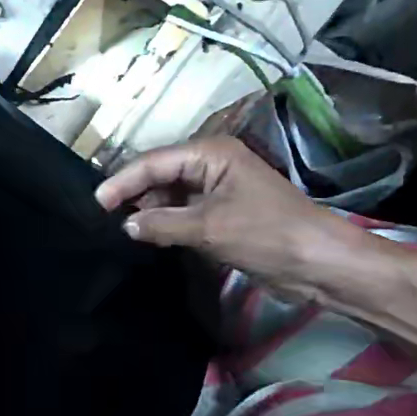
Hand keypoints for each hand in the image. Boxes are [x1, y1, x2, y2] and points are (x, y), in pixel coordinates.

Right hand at [94, 136, 370, 297]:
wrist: (320, 262)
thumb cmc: (267, 234)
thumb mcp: (209, 229)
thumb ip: (162, 224)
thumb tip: (125, 226)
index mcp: (210, 153)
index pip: (153, 162)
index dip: (122, 182)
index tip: (96, 204)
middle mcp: (210, 163)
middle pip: (159, 174)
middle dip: (133, 194)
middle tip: (103, 218)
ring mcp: (216, 187)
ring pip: (169, 193)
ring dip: (148, 210)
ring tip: (120, 229)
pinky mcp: (221, 210)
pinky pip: (182, 210)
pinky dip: (165, 221)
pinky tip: (147, 235)